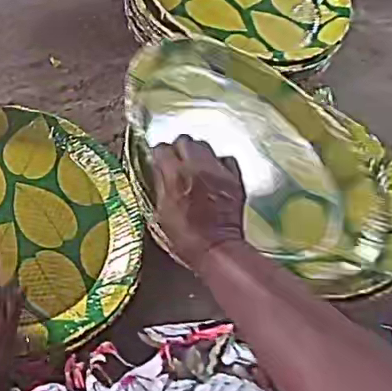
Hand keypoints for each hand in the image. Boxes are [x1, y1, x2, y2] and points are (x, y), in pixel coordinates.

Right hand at [151, 136, 247, 268]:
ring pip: (204, 146)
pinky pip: (225, 159)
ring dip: (197, 153)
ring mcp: (218, 171)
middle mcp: (197, 167)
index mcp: (174, 176)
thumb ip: (158, 186)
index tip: (157, 162)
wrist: (218, 250)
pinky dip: (218, 163)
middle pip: (184, 140)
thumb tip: (157, 171)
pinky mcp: (234, 179)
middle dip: (177, 149)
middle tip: (176, 163)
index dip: (157, 155)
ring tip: (194, 167)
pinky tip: (214, 174)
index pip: (161, 148)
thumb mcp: (159, 213)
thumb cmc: (185, 238)